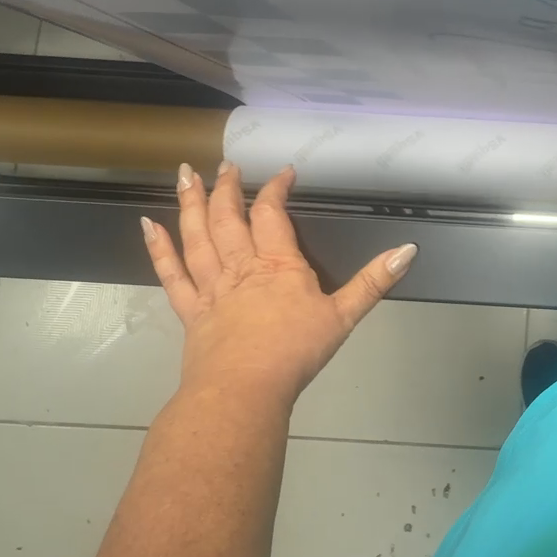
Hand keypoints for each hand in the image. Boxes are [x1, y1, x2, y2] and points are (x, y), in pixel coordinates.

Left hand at [141, 161, 416, 406]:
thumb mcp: (344, 316)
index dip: (277, 189)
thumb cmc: (295, 352)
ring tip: (183, 174)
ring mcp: (211, 287)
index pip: (273, 215)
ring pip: (197, 236)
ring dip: (191, 204)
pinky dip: (159, 248)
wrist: (243, 391)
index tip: (284, 171)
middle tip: (224, 165)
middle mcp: (241, 267)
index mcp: (279, 265)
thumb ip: (374, 281)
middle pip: (229, 218)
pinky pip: (172, 274)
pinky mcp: (191, 310)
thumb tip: (408, 250)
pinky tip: (148, 226)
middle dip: (227, 189)